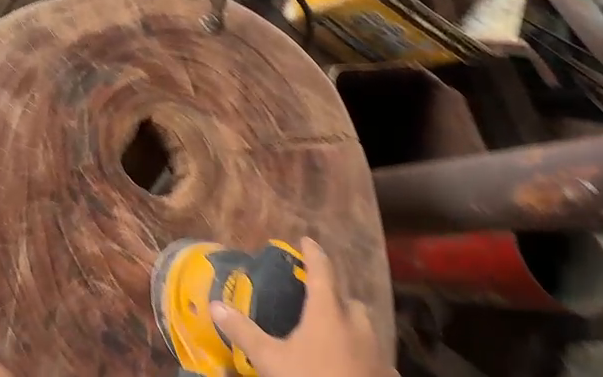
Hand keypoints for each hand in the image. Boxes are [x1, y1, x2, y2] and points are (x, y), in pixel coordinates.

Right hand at [210, 238, 386, 376]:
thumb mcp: (270, 360)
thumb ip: (244, 331)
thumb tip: (215, 305)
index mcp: (328, 314)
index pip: (322, 272)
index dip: (314, 254)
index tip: (307, 240)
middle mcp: (357, 328)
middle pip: (350, 301)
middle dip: (335, 296)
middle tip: (316, 299)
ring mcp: (378, 354)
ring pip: (366, 329)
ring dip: (350, 325)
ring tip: (332, 332)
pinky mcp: (388, 376)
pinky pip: (376, 358)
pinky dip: (363, 355)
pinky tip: (351, 364)